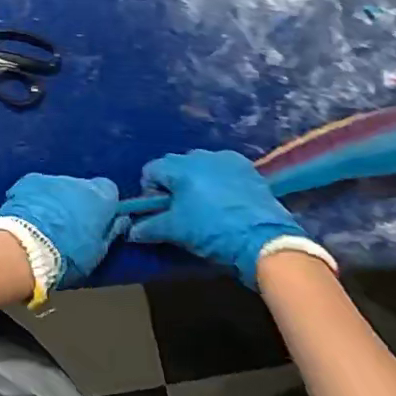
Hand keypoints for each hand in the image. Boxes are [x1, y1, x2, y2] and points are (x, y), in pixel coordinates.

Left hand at [0, 174, 126, 286]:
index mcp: (101, 197)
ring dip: (56, 200)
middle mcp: (79, 182)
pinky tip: (28, 216)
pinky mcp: (28, 180)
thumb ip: (110, 231)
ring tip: (45, 224)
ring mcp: (52, 179)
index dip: (103, 204)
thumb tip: (120, 220)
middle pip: (83, 187)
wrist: (25, 250)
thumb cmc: (68, 256)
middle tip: (69, 226)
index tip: (97, 220)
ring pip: (59, 187)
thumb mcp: (98, 252)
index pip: (109, 190)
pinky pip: (36, 188)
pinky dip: (35, 199)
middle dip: (78, 202)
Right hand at [129, 150, 304, 286]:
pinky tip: (225, 203)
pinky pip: (222, 170)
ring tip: (204, 208)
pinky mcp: (247, 168)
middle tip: (180, 212)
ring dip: (196, 183)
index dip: (150, 192)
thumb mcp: (177, 231)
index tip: (159, 212)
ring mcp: (227, 159)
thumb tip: (132, 230)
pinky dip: (218, 182)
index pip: (151, 170)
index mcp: (182, 167)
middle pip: (175, 166)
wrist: (264, 239)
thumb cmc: (213, 231)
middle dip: (173, 186)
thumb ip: (150, 227)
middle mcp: (202, 156)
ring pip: (200, 167)